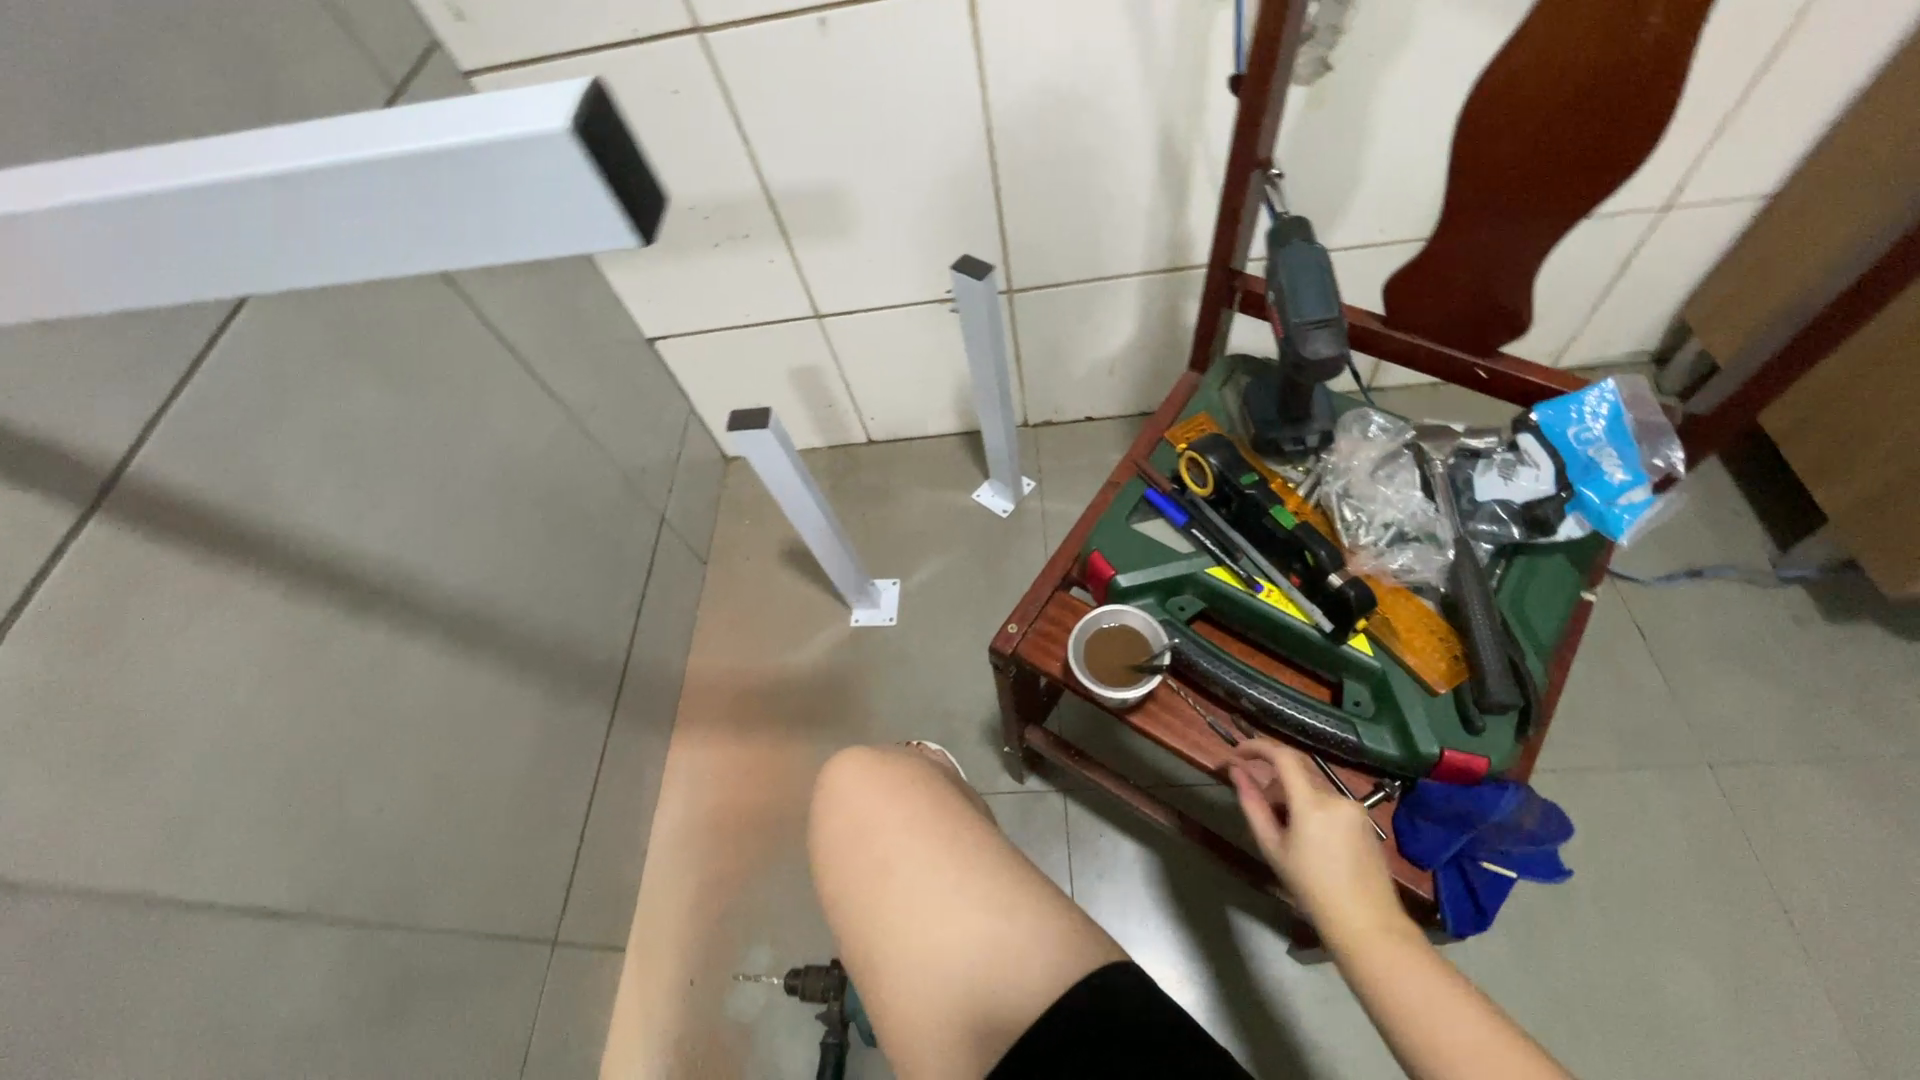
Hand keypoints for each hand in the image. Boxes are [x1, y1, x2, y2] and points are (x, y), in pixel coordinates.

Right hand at [1228, 738, 1412, 945]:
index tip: (1238, 752)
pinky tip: (1311, 840)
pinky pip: (1331, 801)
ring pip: (1314, 787)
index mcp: (1312, 803)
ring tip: (1287, 831)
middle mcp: (1337, 796)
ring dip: (1294, 796)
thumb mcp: (1273, 847)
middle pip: (1298, 772)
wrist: (1365, 921)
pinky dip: (1313, 807)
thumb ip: (1252, 804)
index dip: (1258, 747)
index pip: (1284, 756)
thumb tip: (1236, 771)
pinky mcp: (1365, 819)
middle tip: (1261, 805)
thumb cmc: (1311, 888)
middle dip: (1274, 780)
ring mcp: (1355, 807)